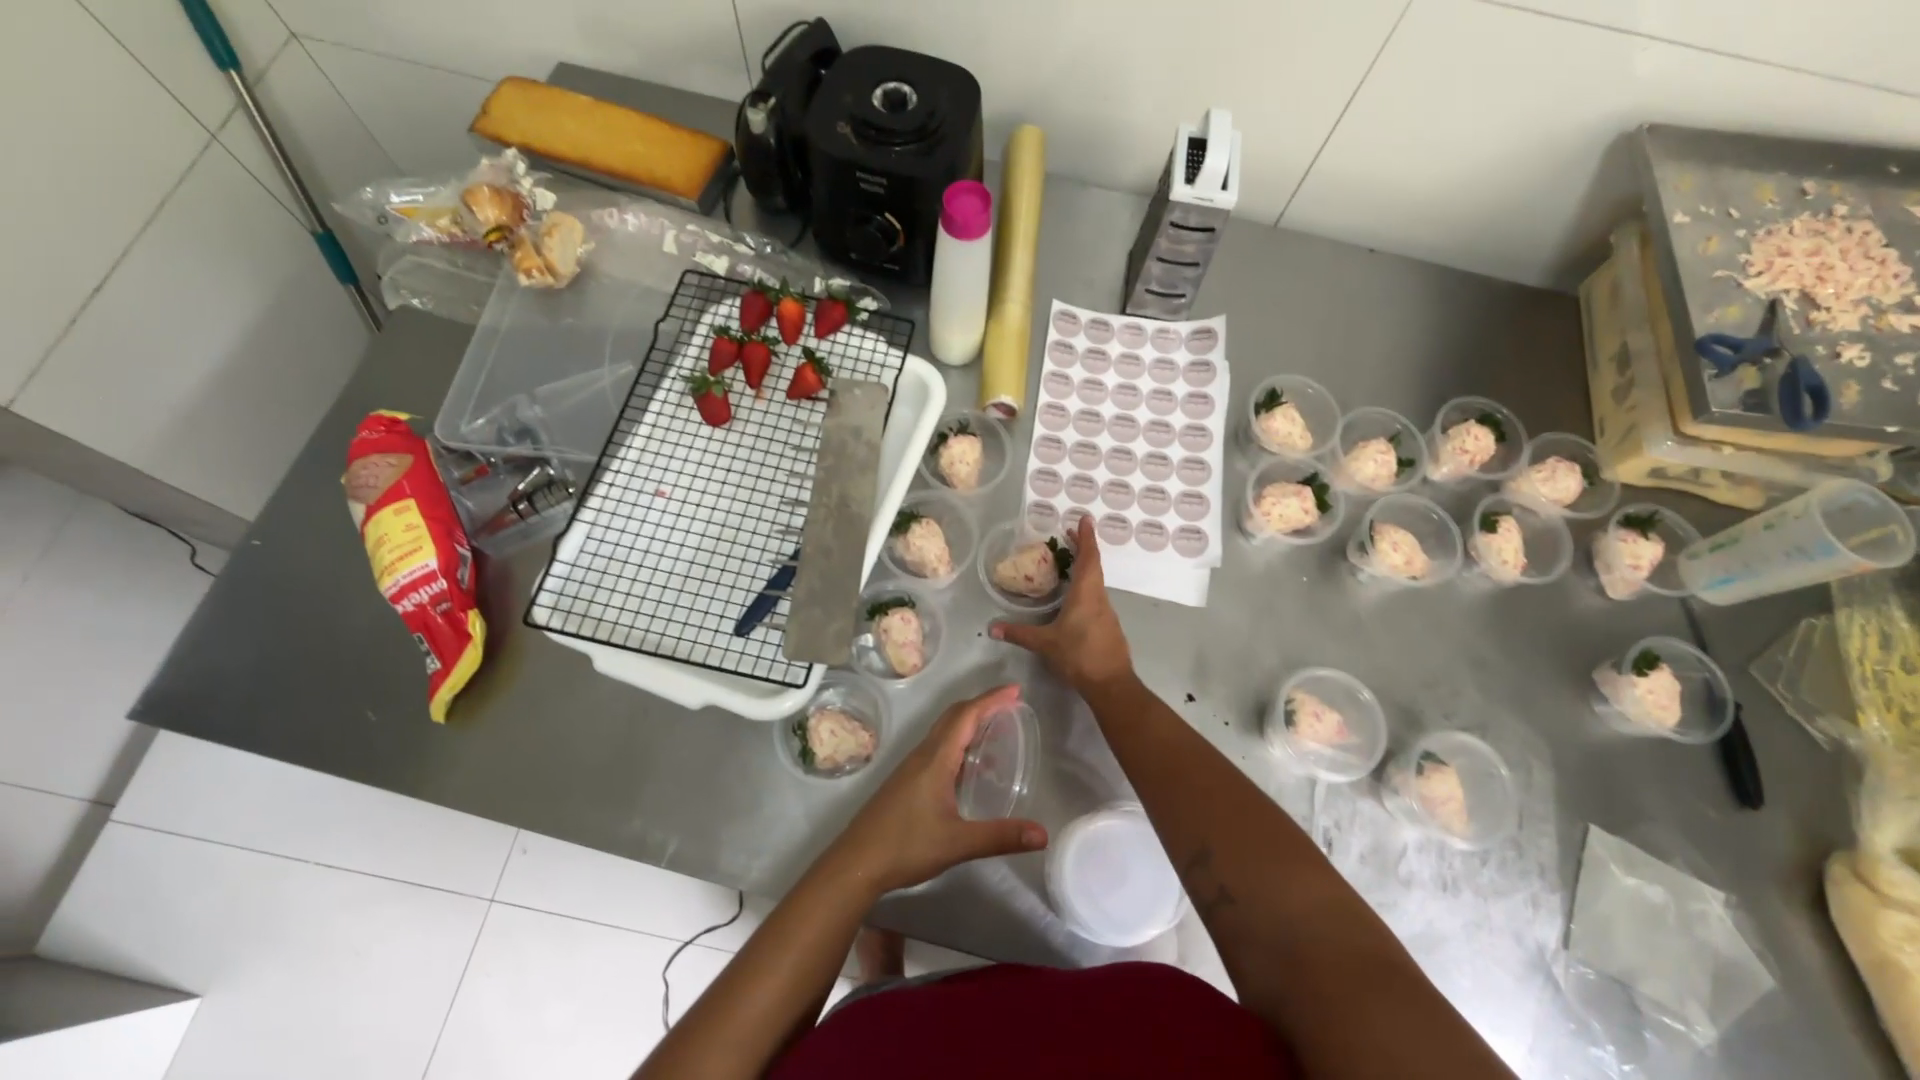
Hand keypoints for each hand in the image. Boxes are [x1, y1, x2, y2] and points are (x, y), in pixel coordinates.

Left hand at [832, 685, 1047, 894]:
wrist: (856, 864)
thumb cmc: (905, 846)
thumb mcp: (958, 843)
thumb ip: (1000, 837)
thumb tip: (1043, 834)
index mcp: (934, 760)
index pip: (965, 717)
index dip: (991, 700)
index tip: (1015, 691)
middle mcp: (922, 756)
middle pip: (952, 718)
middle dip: (981, 706)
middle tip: (1010, 706)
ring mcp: (911, 769)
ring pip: (943, 734)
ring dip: (968, 725)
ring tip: (997, 733)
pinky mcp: (905, 783)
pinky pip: (937, 751)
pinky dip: (958, 746)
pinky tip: (970, 771)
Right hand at [991, 516, 1133, 693]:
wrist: (1111, 684)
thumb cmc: (1079, 656)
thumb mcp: (1045, 644)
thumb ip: (1019, 633)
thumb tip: (993, 628)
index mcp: (1086, 593)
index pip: (1088, 557)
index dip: (1086, 537)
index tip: (1085, 519)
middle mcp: (1099, 597)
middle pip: (1093, 566)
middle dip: (1082, 548)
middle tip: (1068, 535)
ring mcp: (1106, 612)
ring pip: (1095, 582)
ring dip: (1084, 568)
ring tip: (1067, 563)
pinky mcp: (1108, 626)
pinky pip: (1096, 597)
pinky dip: (1085, 587)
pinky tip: (1074, 597)